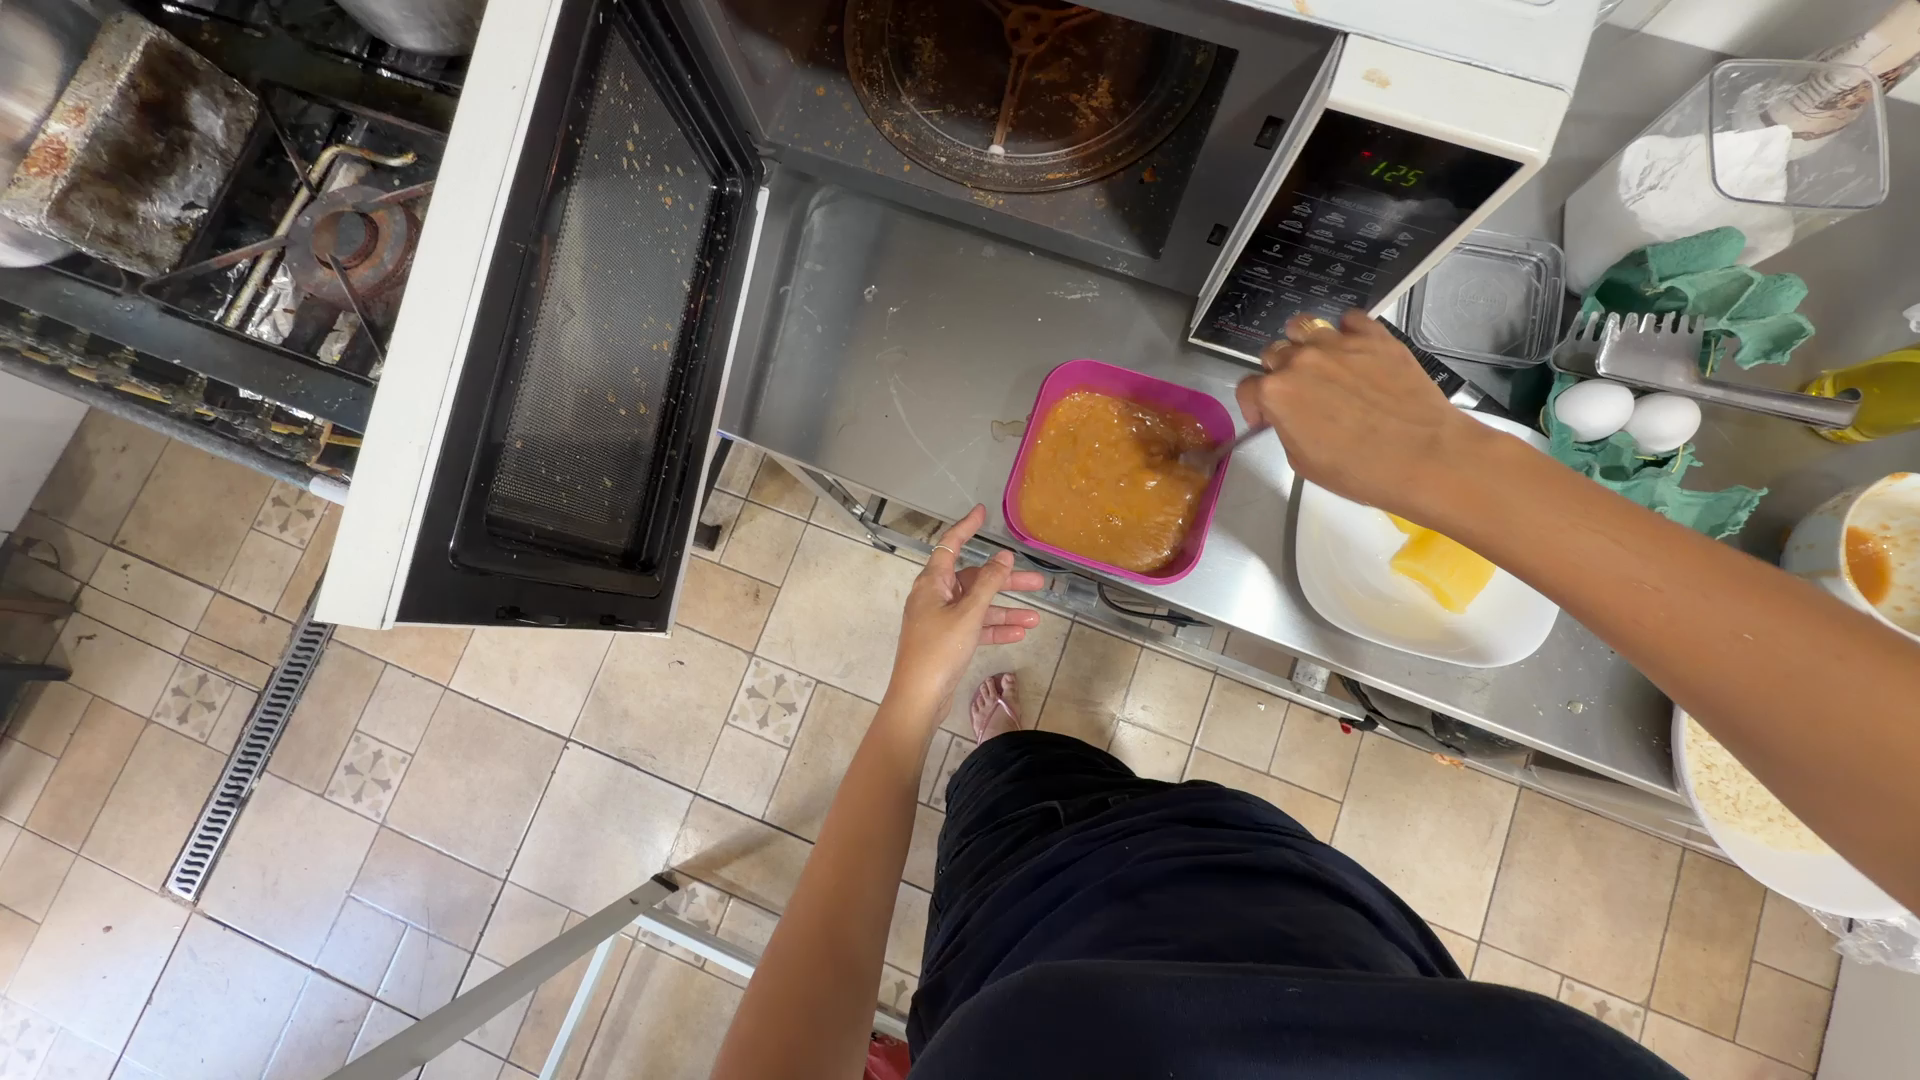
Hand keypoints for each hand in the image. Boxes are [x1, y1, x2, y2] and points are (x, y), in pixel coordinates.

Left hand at [888, 505, 1044, 714]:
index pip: (951, 545)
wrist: (919, 698)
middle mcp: (934, 597)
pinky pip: (974, 627)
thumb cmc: (940, 650)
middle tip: (1037, 581)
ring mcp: (940, 620)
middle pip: (973, 580)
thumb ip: (988, 584)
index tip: (982, 512)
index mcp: (932, 583)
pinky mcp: (947, 641)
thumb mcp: (969, 614)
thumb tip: (1003, 557)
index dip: (967, 528)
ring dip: (1005, 611)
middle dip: (1004, 581)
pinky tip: (1019, 633)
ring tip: (1036, 618)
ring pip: (977, 606)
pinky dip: (994, 629)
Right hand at [1234, 310, 1495, 519]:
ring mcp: (1339, 344)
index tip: (1266, 418)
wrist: (1423, 457)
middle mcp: (1301, 361)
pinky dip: (1345, 331)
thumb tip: (1289, 416)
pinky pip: (1350, 319)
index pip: (1247, 387)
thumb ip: (1285, 427)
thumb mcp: (1302, 461)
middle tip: (1295, 394)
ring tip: (1316, 362)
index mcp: (1276, 394)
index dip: (1253, 406)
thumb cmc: (1359, 470)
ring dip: (1302, 343)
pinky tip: (1351, 349)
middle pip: (1273, 353)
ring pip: (1304, 326)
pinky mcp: (1375, 338)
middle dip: (1277, 373)